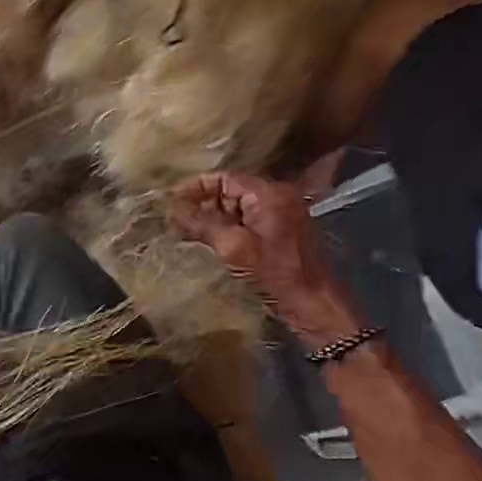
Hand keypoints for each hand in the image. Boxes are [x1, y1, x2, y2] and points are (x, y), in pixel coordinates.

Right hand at [167, 172, 361, 343]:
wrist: (311, 302)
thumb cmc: (274, 272)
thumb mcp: (233, 247)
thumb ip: (202, 224)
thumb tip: (172, 210)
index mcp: (269, 194)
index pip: (225, 178)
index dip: (195, 186)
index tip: (170, 199)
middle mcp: (278, 196)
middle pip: (230, 191)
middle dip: (201, 203)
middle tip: (173, 218)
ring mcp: (281, 213)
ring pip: (237, 207)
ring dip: (211, 217)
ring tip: (184, 230)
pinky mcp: (281, 231)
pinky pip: (246, 220)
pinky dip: (226, 227)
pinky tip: (206, 239)